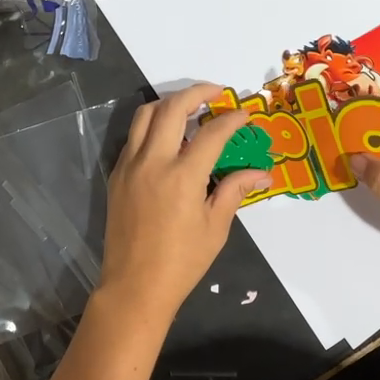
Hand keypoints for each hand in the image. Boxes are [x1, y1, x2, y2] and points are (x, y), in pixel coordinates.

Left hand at [98, 84, 272, 320]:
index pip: (211, 133)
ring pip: (145, 115)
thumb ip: (235, 190)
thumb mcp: (215, 227)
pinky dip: (152, 126)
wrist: (134, 286)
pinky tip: (168, 136)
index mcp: (182, 176)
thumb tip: (262, 173)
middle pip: (172, 108)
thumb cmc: (181, 262)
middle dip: (197, 93)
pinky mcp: (116, 174)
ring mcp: (129, 165)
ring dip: (169, 103)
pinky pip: (134, 137)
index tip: (245, 113)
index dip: (231, 119)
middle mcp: (152, 161)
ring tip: (190, 106)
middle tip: (217, 92)